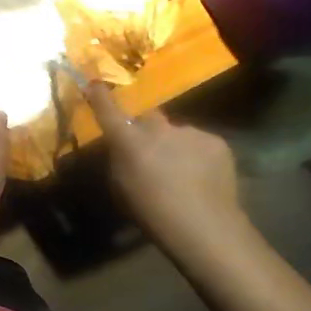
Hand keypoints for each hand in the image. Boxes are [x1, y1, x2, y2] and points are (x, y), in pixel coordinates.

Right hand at [84, 82, 255, 261]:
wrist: (203, 226)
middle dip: (147, 129)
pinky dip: (197, 155)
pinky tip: (202, 177)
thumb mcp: (120, 189)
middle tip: (151, 152)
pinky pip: (200, 143)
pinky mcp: (215, 141)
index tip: (94, 84)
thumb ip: (120, 161)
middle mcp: (158, 128)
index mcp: (129, 141)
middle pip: (149, 118)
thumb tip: (123, 150)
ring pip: (177, 133)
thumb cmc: (151, 213)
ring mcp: (189, 131)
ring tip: (182, 174)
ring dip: (175, 146)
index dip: (100, 96)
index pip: (108, 109)